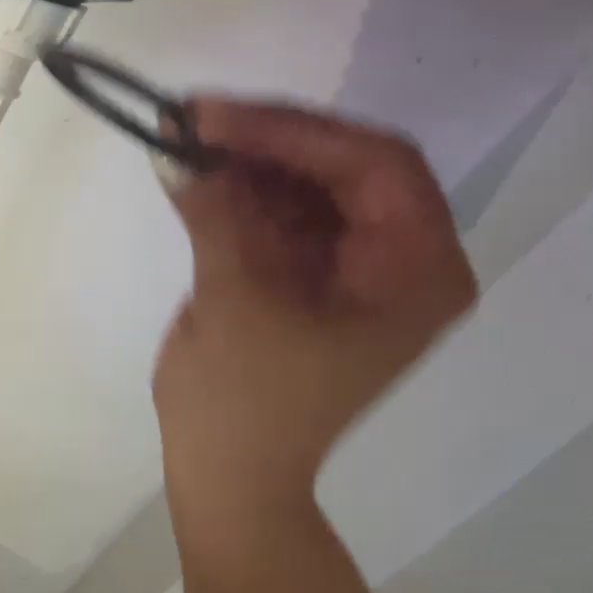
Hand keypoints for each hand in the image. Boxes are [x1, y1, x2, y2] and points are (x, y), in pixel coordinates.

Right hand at [154, 99, 476, 514]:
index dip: (291, 131)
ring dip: (244, 167)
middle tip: (187, 119)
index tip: (211, 115)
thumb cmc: (242, 403)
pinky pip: (275, 225)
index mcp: (416, 269)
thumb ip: (216, 218)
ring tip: (177, 141)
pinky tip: (191, 180)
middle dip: (265, 143)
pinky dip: (234, 202)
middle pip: (341, 172)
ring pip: (304, 194)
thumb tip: (176, 147)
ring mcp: (348, 273)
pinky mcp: (302, 286)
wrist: (226, 477)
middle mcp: (398, 261)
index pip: (372, 166)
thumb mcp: (233, 303)